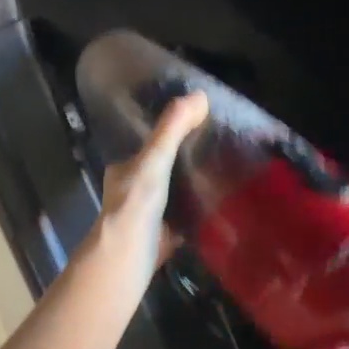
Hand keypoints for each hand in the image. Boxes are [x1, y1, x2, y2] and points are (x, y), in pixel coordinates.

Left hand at [92, 92, 209, 282]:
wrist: (128, 253)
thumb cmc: (136, 201)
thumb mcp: (155, 158)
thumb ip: (173, 128)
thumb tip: (198, 94)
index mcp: (122, 170)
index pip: (147, 147)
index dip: (168, 137)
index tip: (198, 128)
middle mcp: (130, 191)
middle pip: (160, 172)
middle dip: (183, 164)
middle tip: (219, 151)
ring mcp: (145, 216)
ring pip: (172, 195)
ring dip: (191, 187)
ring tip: (225, 174)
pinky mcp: (161, 237)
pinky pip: (183, 220)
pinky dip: (198, 214)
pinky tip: (220, 207)